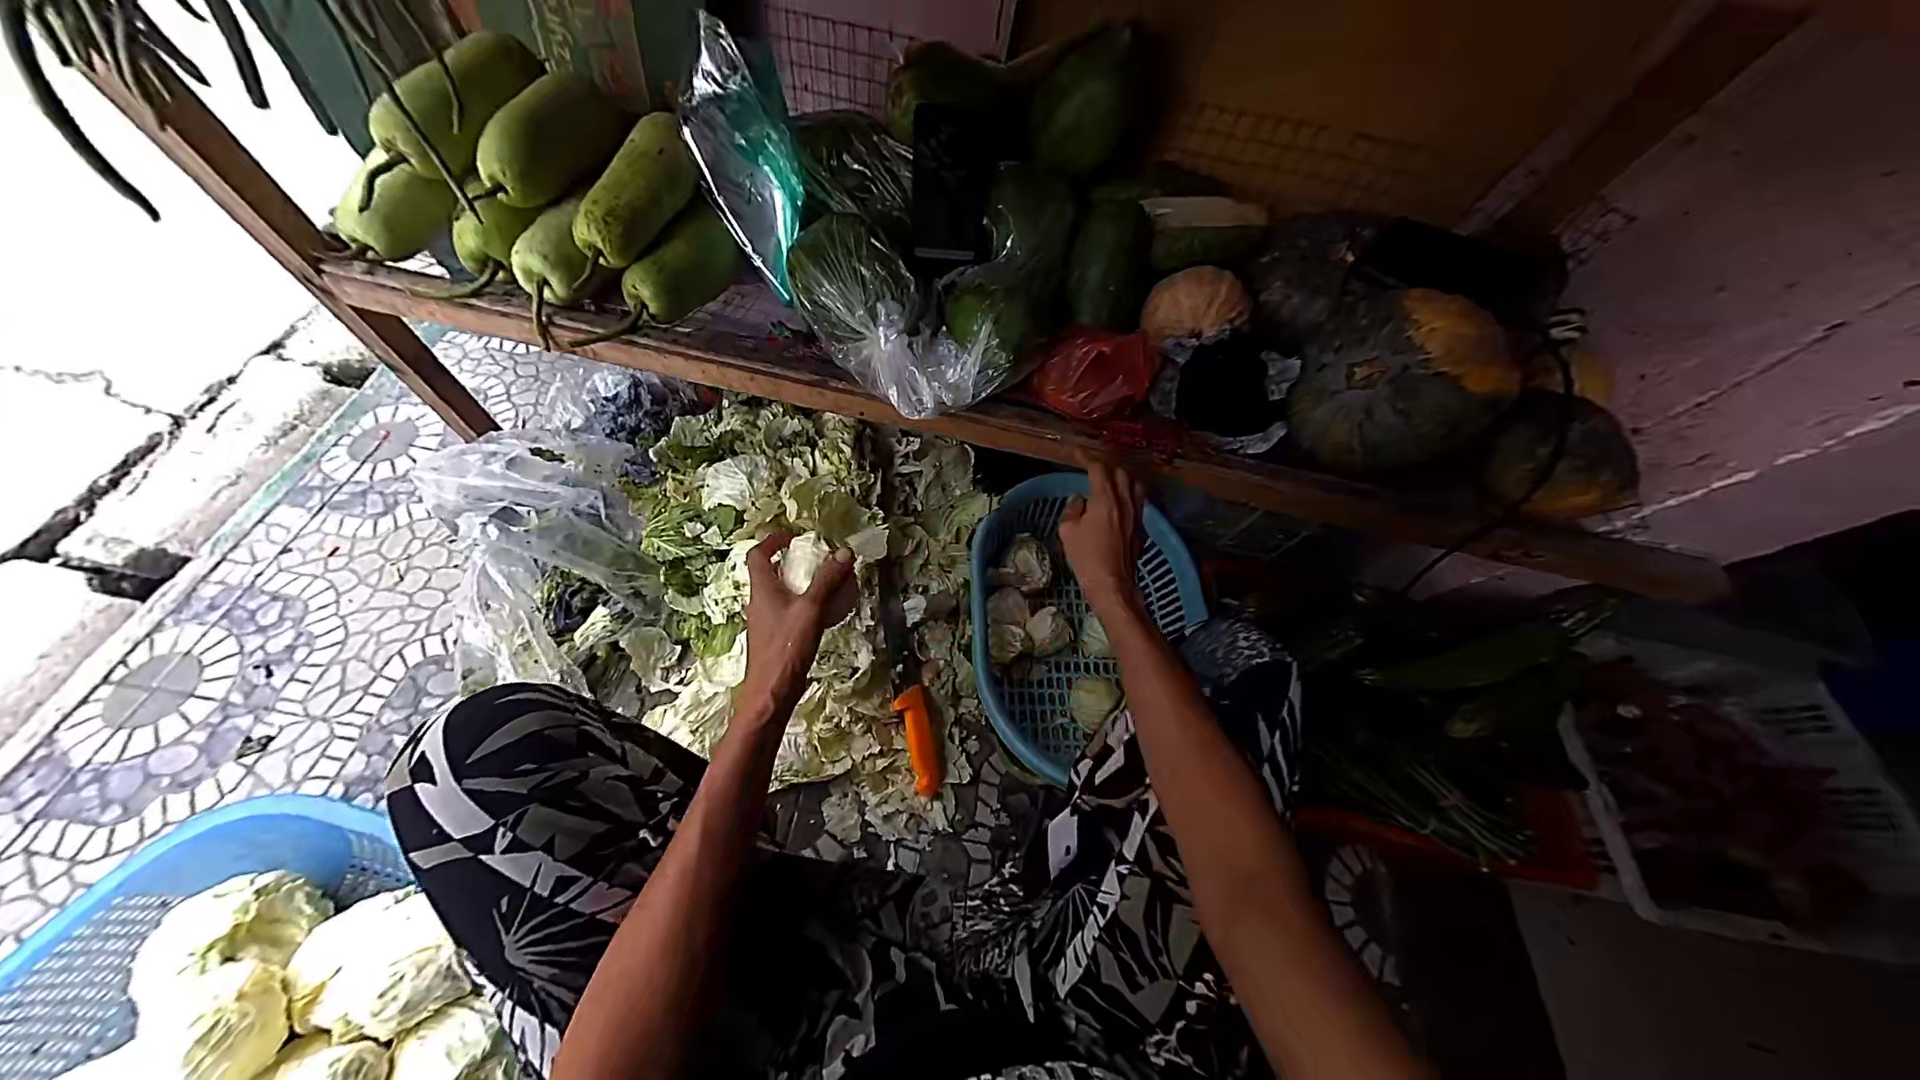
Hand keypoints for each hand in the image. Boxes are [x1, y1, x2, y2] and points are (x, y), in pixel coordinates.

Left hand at [739, 531, 858, 716]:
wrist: (772, 691)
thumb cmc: (787, 647)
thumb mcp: (811, 609)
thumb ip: (827, 580)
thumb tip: (844, 553)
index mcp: (762, 590)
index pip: (758, 555)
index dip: (772, 541)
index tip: (791, 535)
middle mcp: (759, 603)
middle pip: (769, 574)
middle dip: (790, 563)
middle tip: (812, 558)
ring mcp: (765, 622)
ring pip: (779, 594)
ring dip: (798, 584)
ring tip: (822, 583)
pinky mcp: (775, 639)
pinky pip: (787, 612)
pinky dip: (803, 605)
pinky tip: (822, 614)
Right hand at [1059, 457, 1147, 613]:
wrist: (1112, 584)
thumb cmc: (1086, 559)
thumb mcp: (1068, 532)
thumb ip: (1072, 510)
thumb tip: (1079, 501)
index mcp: (1105, 500)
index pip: (1098, 469)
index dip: (1086, 458)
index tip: (1077, 453)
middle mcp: (1124, 502)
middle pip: (1120, 472)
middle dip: (1105, 466)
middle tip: (1091, 468)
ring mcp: (1136, 514)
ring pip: (1134, 484)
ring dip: (1122, 477)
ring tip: (1110, 480)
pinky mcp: (1141, 527)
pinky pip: (1138, 500)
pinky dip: (1129, 493)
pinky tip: (1121, 501)